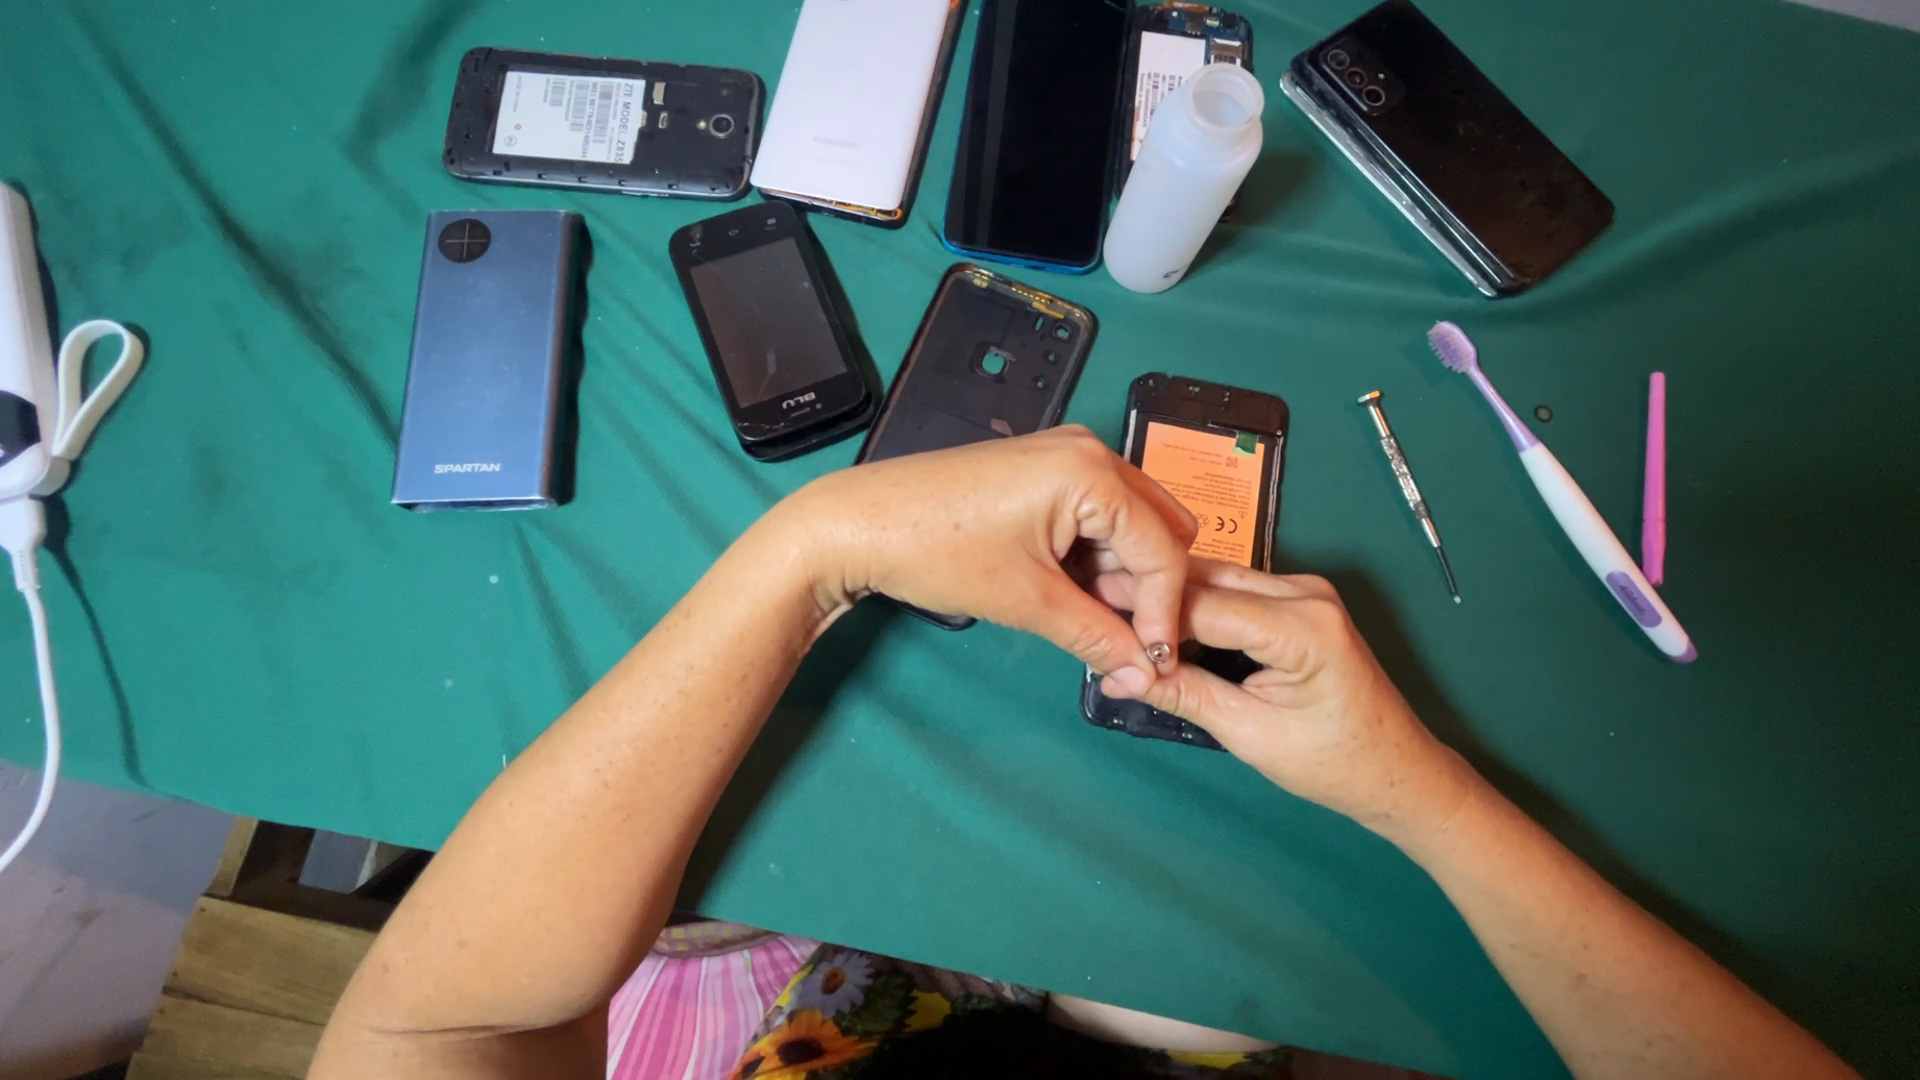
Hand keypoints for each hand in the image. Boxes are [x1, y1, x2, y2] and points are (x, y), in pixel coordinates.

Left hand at [775, 427, 1197, 690]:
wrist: (858, 524)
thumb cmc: (940, 551)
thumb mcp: (1027, 601)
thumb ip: (1098, 636)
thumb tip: (1144, 675)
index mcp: (1093, 471)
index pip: (1163, 549)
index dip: (1166, 613)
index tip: (1154, 663)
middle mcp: (1087, 450)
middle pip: (1154, 528)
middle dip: (1145, 587)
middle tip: (1116, 633)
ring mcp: (1061, 455)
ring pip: (1125, 524)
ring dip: (1118, 574)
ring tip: (1081, 614)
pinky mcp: (1038, 470)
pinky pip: (1092, 515)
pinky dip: (1091, 555)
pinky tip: (1064, 587)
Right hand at [1093, 561, 1479, 840]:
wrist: (1398, 772)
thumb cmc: (1331, 764)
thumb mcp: (1248, 733)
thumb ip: (1182, 693)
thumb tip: (1115, 676)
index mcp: (1301, 625)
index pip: (1201, 606)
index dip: (1144, 612)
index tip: (1091, 615)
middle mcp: (1304, 591)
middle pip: (1205, 580)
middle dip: (1150, 596)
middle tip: (1093, 605)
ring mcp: (1304, 591)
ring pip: (1216, 579)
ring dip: (1169, 597)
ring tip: (1116, 611)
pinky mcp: (1298, 601)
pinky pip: (1233, 591)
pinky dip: (1195, 605)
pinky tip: (1160, 619)